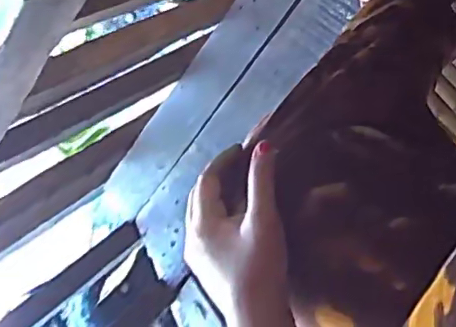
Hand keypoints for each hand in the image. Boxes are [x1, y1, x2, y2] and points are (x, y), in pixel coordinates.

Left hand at [184, 141, 291, 326]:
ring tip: (241, 181)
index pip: (206, 179)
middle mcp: (192, 237)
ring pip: (201, 210)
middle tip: (241, 161)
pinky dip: (219, 209)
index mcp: (202, 224)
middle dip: (218, 173)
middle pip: (199, 194)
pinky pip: (206, 226)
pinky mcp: (205, 266)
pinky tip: (238, 212)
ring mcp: (196, 255)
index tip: (243, 148)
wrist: (256, 317)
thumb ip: (261, 181)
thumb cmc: (260, 267)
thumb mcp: (263, 218)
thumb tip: (263, 146)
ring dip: (218, 191)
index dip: (224, 159)